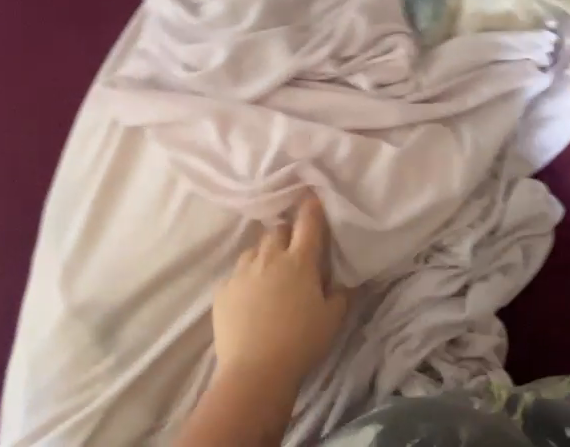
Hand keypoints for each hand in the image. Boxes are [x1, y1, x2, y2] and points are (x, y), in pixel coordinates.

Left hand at [211, 193, 349, 393]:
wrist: (254, 373)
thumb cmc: (300, 342)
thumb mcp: (333, 318)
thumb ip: (342, 292)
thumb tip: (346, 277)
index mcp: (300, 260)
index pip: (308, 221)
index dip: (312, 205)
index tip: (313, 196)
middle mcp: (270, 257)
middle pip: (278, 229)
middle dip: (287, 232)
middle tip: (294, 247)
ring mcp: (242, 272)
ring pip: (255, 249)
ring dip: (265, 253)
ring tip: (270, 270)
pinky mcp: (223, 291)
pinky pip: (237, 273)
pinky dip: (246, 277)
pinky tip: (250, 295)